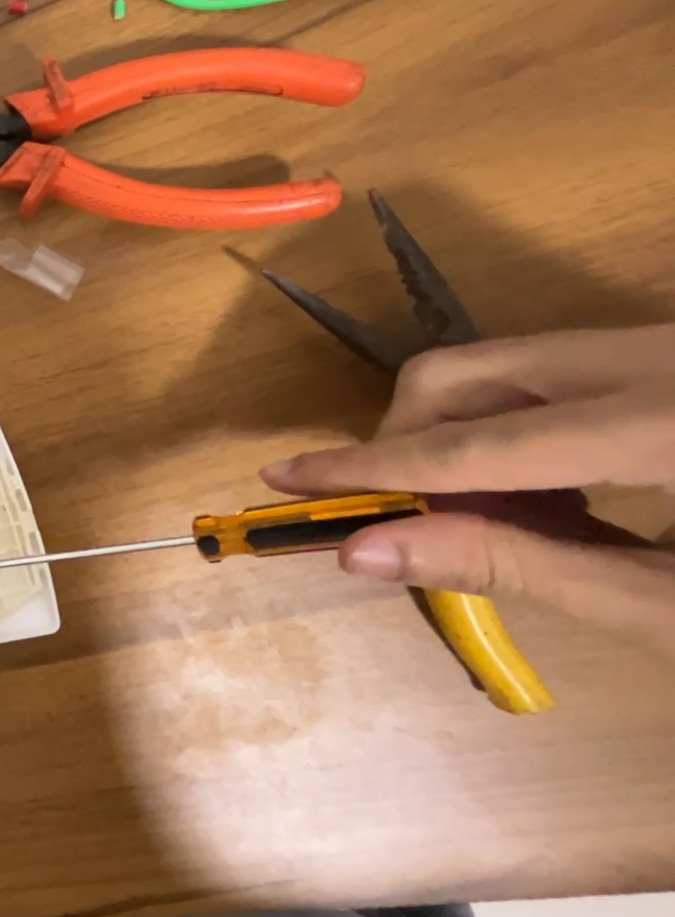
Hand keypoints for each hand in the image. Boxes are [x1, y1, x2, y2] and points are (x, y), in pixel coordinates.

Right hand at [260, 324, 674, 649]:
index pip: (473, 448)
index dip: (366, 469)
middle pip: (468, 373)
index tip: (281, 476)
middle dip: (411, 440)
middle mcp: (668, 360)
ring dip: (462, 440)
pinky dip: (517, 433)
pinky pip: (553, 375)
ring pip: (502, 367)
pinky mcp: (671, 356)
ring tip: (507, 518)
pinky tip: (564, 493)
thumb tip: (362, 550)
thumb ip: (511, 567)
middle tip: (416, 515)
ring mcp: (673, 349)